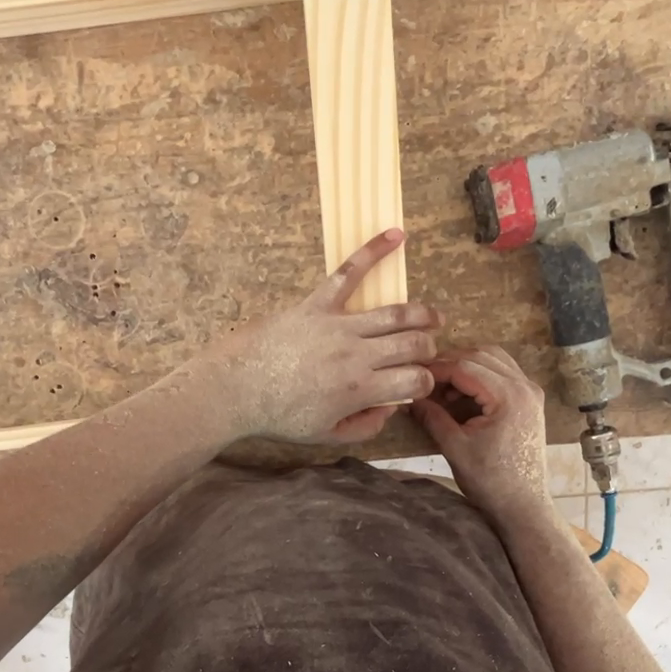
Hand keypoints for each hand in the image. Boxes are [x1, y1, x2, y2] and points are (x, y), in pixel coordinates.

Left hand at [188, 229, 438, 443]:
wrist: (236, 389)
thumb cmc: (278, 416)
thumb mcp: (325, 436)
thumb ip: (364, 427)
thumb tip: (389, 408)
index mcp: (360, 389)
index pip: (415, 381)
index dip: (425, 383)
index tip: (418, 384)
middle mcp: (357, 354)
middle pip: (413, 344)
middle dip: (428, 348)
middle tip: (425, 352)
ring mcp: (338, 325)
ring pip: (395, 313)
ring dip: (422, 314)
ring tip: (434, 318)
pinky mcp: (317, 304)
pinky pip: (349, 272)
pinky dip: (374, 250)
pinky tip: (396, 235)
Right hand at [410, 346, 554, 521]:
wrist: (522, 505)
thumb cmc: (490, 482)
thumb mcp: (455, 448)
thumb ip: (432, 418)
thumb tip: (408, 398)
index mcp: (509, 396)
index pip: (466, 366)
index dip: (437, 368)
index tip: (414, 377)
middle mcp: (525, 386)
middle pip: (481, 355)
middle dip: (450, 363)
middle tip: (424, 379)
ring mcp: (530, 392)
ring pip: (493, 359)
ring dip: (466, 366)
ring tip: (442, 387)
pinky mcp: (530, 401)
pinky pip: (502, 373)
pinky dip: (480, 375)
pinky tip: (462, 394)